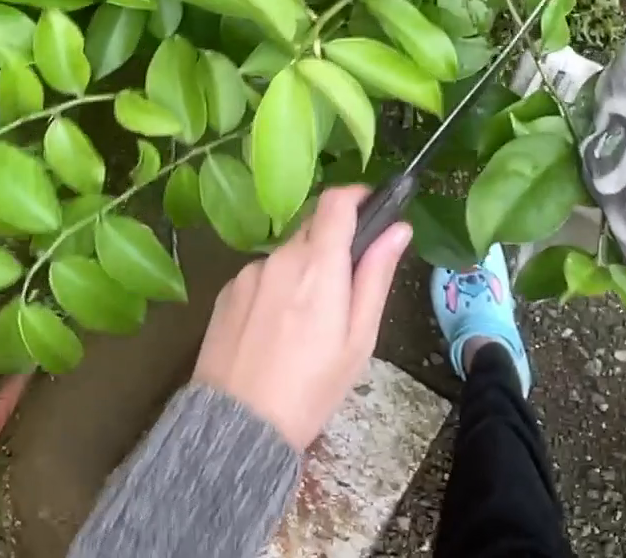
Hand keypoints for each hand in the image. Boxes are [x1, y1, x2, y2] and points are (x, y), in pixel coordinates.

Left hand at [191, 186, 410, 448]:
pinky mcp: (226, 293)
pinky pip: (263, 276)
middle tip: (346, 287)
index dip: (358, 195)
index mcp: (318, 264)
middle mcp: (280, 257)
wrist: (236, 430)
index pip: (336, 200)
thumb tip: (399, 229)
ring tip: (307, 322)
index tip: (372, 208)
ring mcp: (249, 274)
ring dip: (304, 269)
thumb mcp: (359, 338)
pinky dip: (277, 288)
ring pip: (288, 255)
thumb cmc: (311, 387)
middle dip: (334, 243)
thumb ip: (376, 275)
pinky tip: (276, 330)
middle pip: (314, 228)